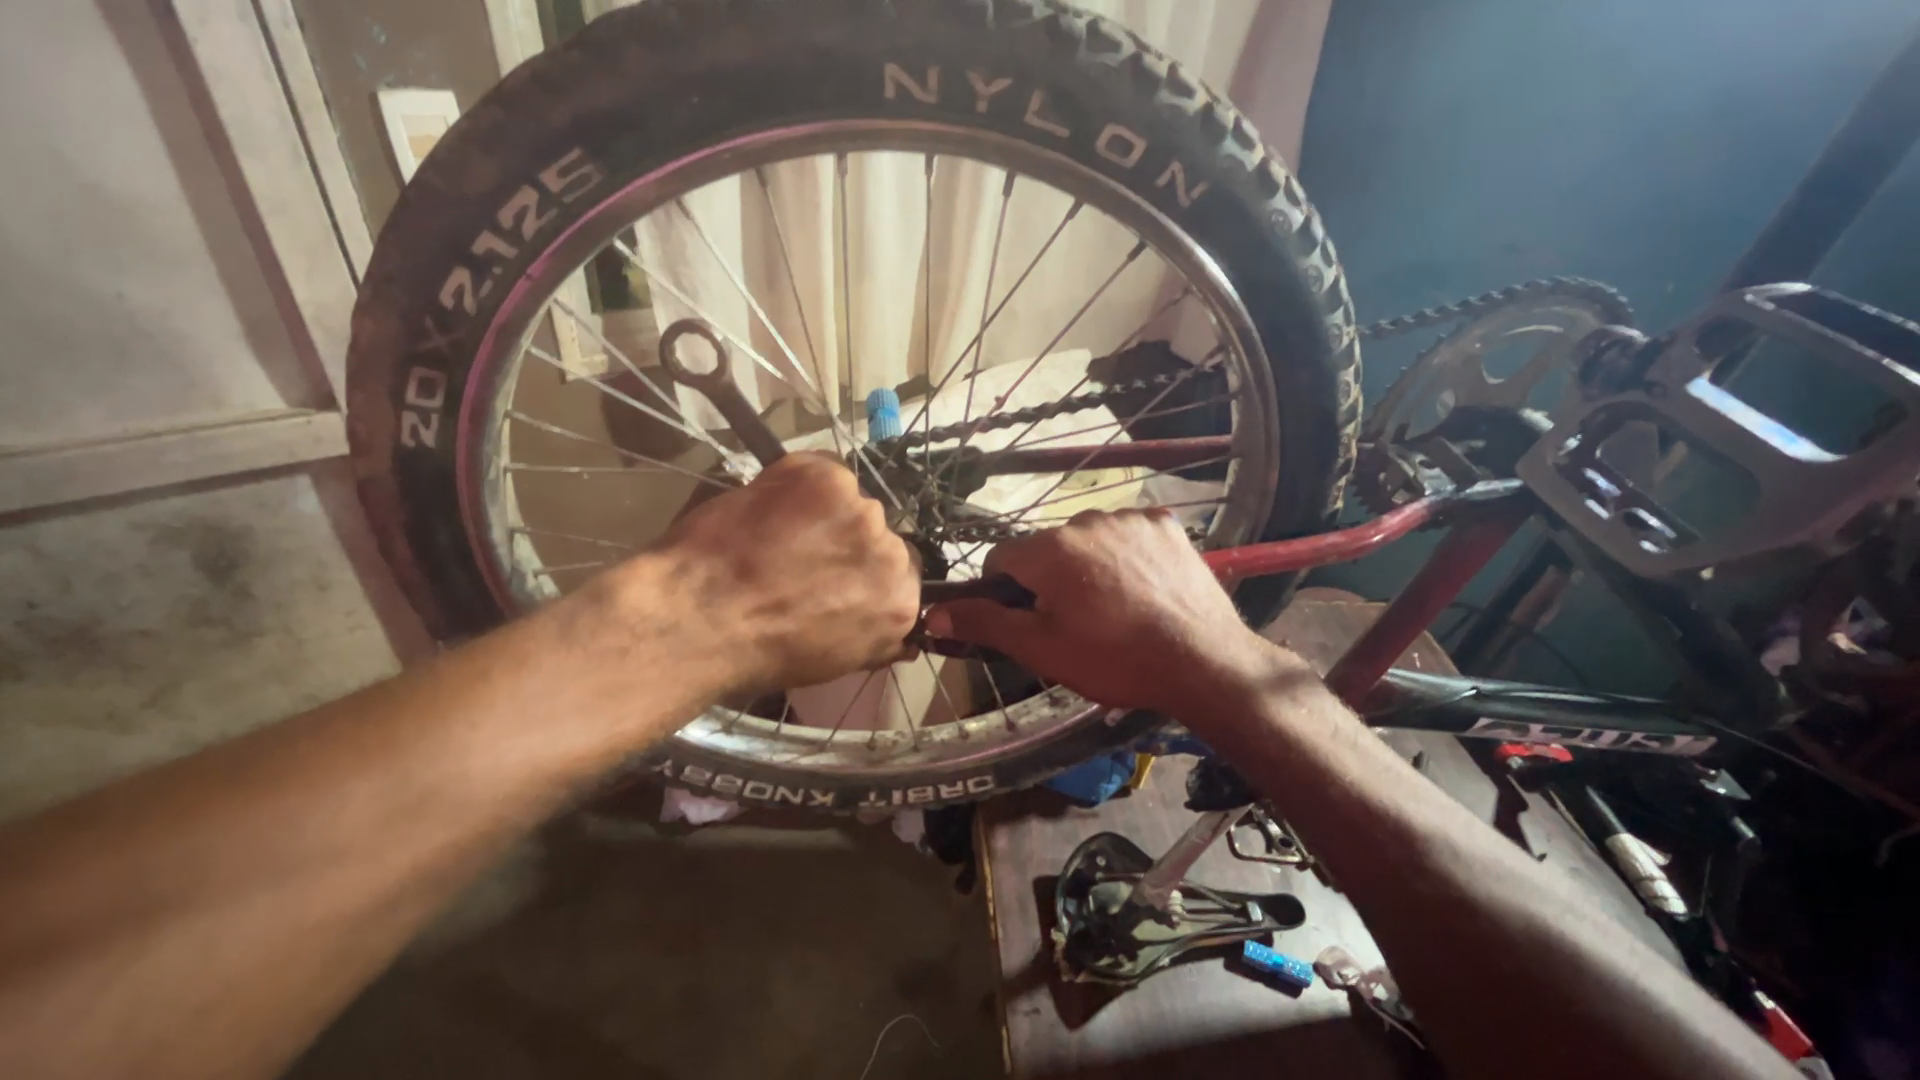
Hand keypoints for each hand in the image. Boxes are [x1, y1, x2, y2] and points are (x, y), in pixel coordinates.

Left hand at [653, 453, 919, 689]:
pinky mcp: (824, 476)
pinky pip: (819, 470)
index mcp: (900, 604)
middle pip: (877, 531)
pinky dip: (794, 483)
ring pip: (847, 499)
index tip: (836, 573)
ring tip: (775, 530)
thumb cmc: (761, 655)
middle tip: (801, 554)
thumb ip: (877, 641)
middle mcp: (891, 554)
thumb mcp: (835, 664)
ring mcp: (858, 510)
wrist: (701, 618)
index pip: (902, 571)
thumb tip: (899, 637)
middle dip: (847, 540)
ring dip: (821, 510)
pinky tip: (764, 506)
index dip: (865, 569)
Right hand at [923, 508, 1292, 714]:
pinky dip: (1128, 555)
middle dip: (1052, 579)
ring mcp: (1130, 518)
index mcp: (1049, 549)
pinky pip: (1130, 534)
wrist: (1202, 661)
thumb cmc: (1113, 660)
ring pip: (1089, 540)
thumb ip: (985, 623)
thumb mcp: (1041, 649)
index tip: (1029, 622)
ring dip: (1090, 565)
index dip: (1007, 593)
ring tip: (1116, 610)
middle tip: (1077, 624)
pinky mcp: (1166, 524)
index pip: (1003, 559)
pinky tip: (1144, 589)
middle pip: (1048, 548)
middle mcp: (1085, 520)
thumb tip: (933, 612)